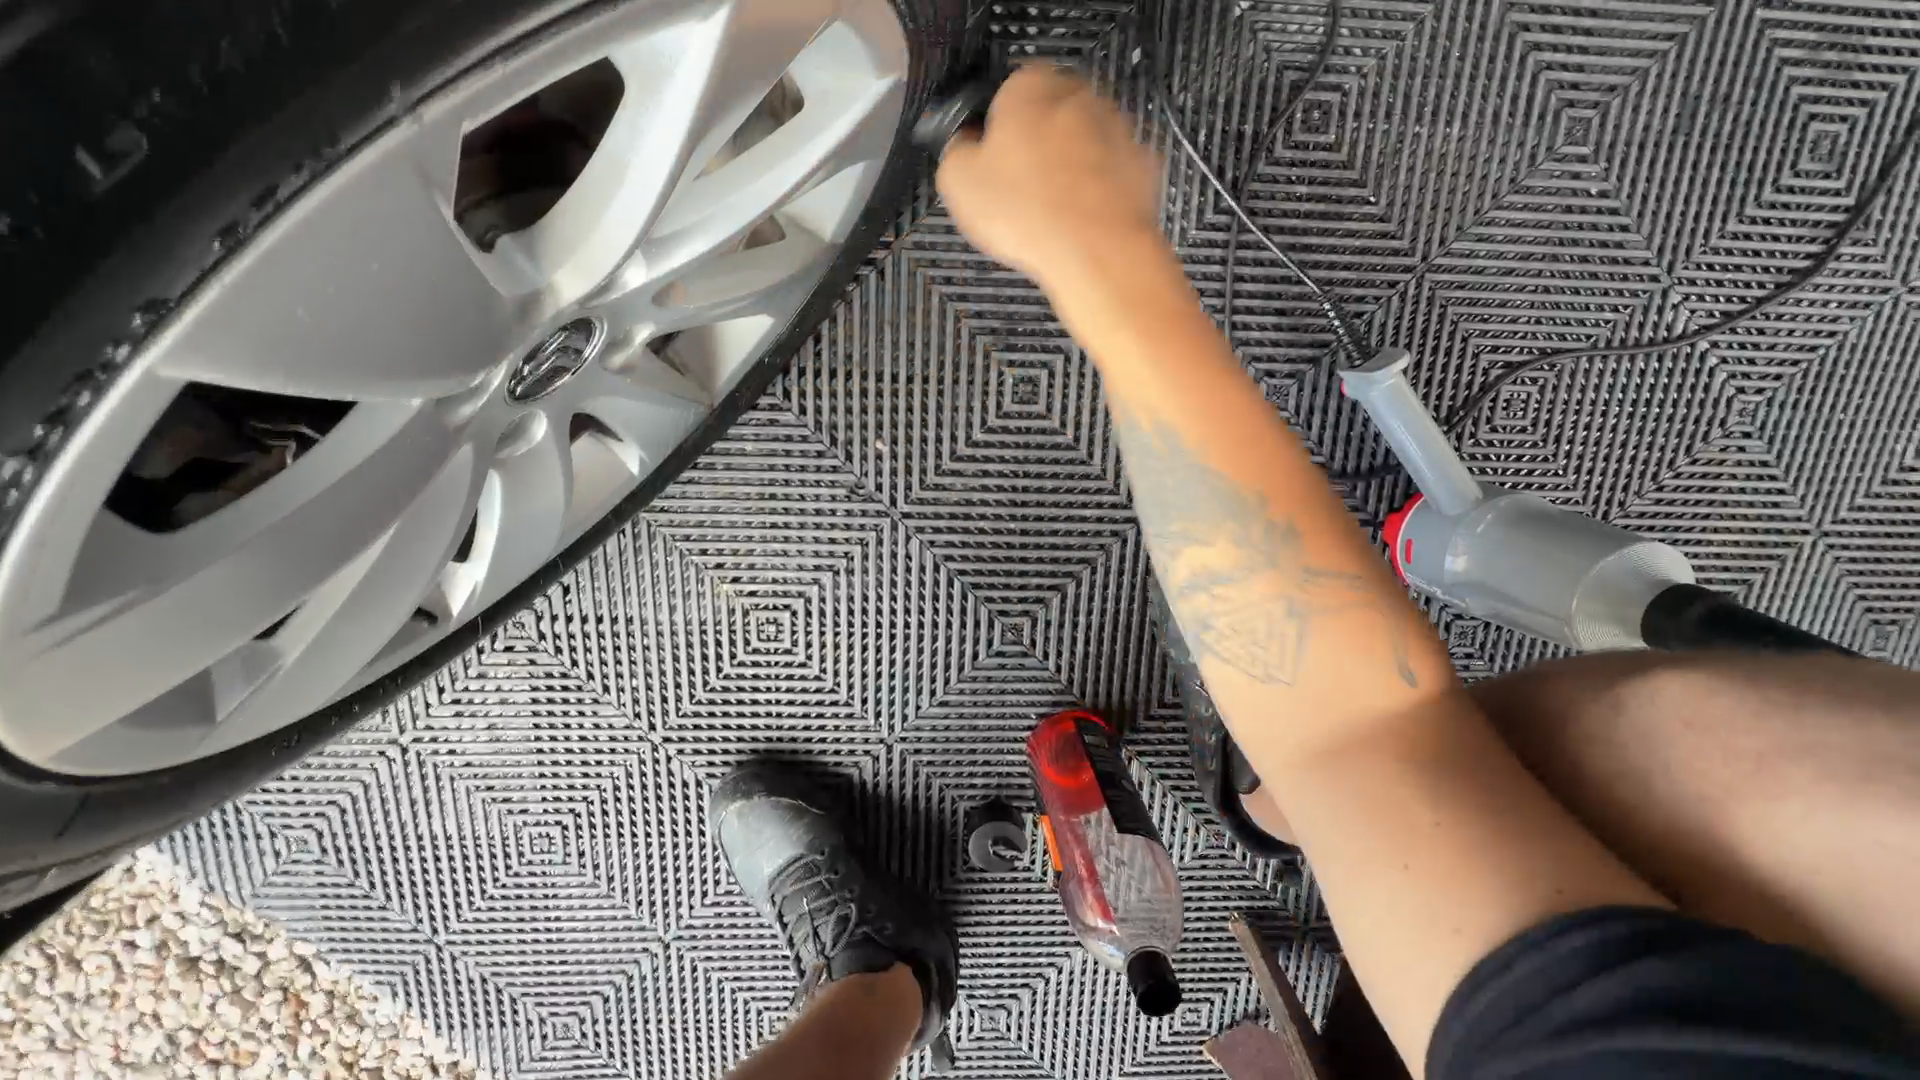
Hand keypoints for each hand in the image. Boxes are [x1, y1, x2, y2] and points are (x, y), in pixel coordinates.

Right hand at [936, 67, 1165, 285]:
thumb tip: (962, 146)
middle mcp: (1078, 96)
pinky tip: (1077, 222)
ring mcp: (1116, 129)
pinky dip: (1095, 193)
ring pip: (1080, 145)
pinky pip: (1109, 175)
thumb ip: (955, 150)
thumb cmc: (1030, 213)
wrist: (1097, 252)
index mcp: (1029, 87)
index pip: (1004, 92)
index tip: (987, 163)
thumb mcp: (958, 182)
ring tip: (1046, 215)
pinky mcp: (1141, 165)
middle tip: (1014, 192)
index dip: (993, 131)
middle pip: (1046, 117)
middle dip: (1032, 148)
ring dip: (1065, 171)